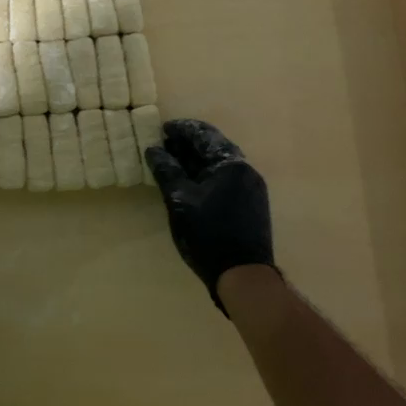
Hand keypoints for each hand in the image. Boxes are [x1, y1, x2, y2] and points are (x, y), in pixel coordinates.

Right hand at [144, 118, 275, 312]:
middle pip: (213, 147)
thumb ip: (166, 170)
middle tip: (164, 147)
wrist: (243, 275)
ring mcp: (251, 187)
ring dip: (197, 161)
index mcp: (231, 163)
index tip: (162, 130)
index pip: (203, 134)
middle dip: (188, 145)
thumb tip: (154, 149)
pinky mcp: (252, 204)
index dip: (181, 130)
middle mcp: (245, 170)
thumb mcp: (180, 200)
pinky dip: (207, 175)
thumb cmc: (208, 234)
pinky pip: (226, 179)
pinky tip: (190, 184)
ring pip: (219, 164)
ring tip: (173, 165)